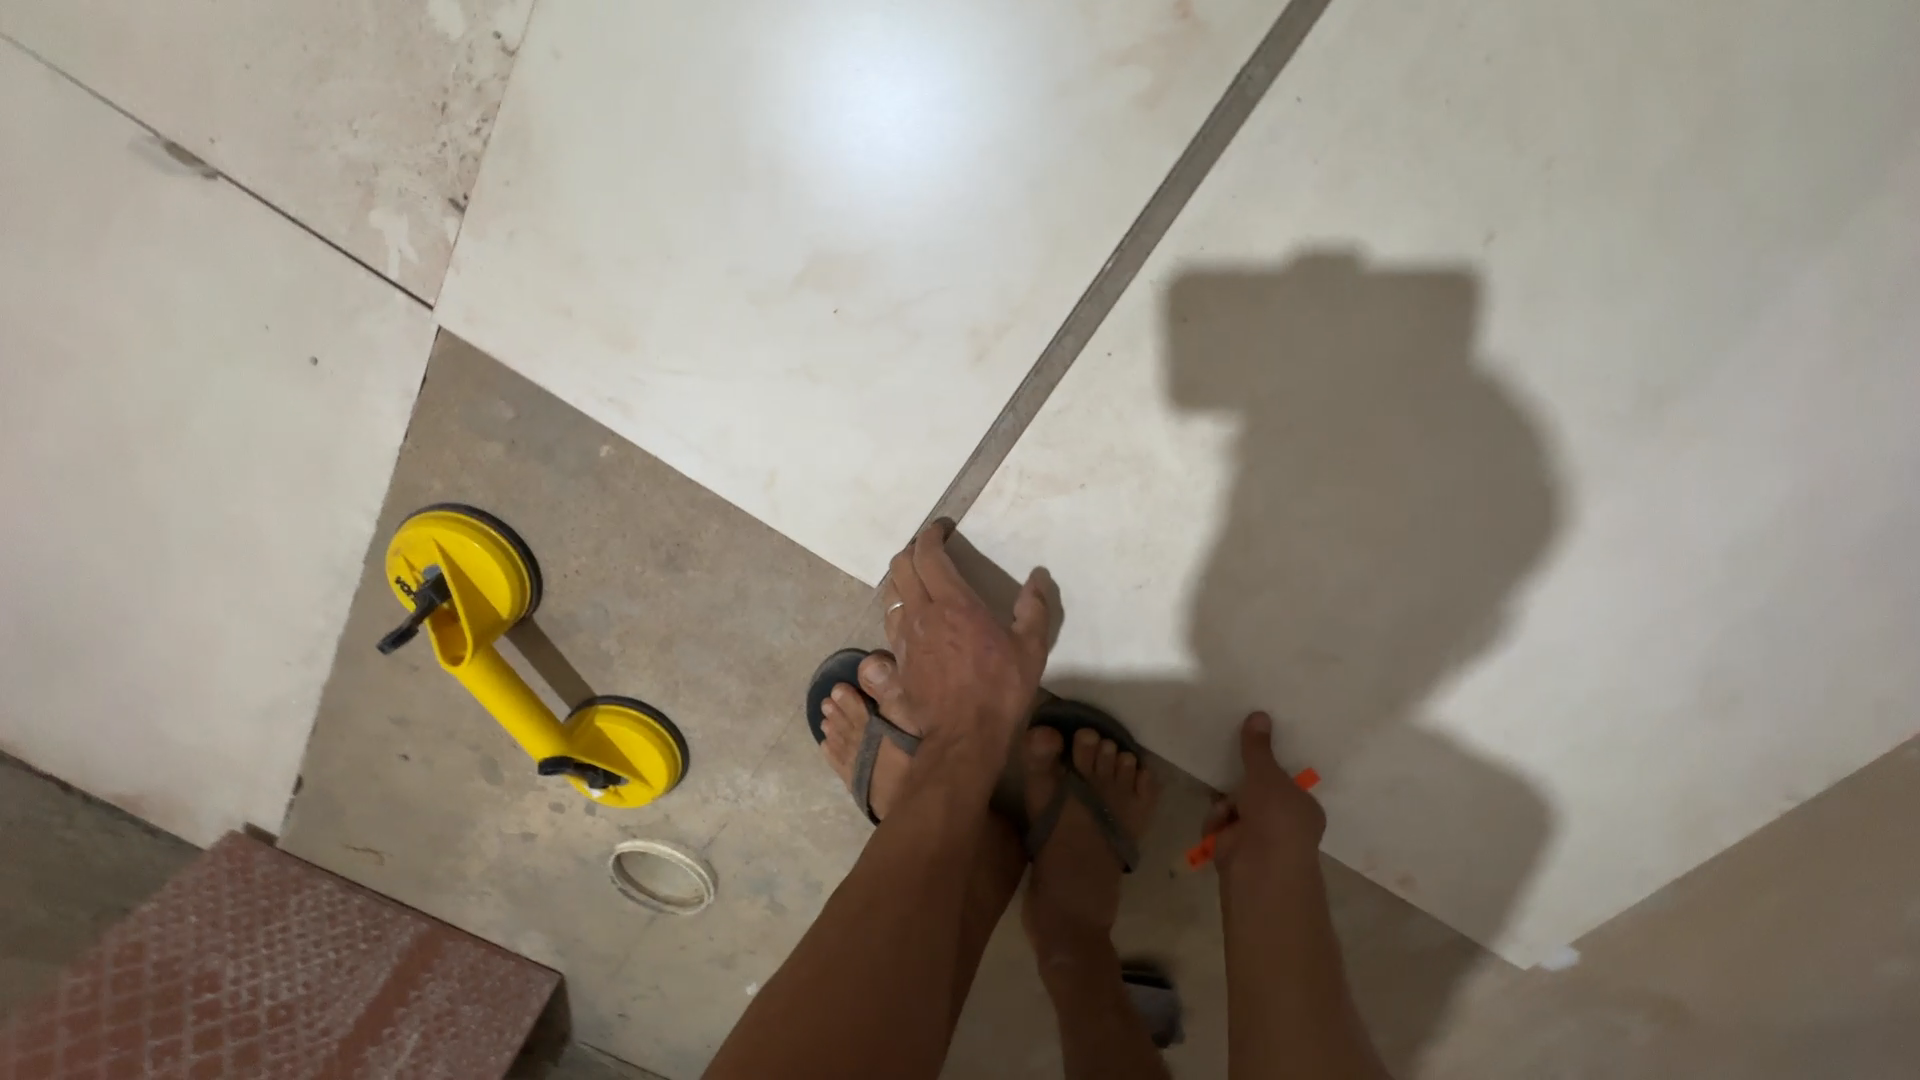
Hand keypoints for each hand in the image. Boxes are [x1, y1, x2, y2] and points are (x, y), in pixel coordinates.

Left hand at [885, 521, 1051, 746]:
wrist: (964, 736)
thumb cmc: (1000, 690)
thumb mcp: (1031, 649)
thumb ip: (1034, 609)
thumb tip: (1037, 578)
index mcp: (954, 603)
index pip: (929, 554)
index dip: (931, 534)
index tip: (942, 528)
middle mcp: (922, 613)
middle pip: (901, 566)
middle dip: (912, 549)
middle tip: (930, 548)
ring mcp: (904, 637)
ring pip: (891, 592)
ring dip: (902, 576)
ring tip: (918, 576)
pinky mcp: (897, 659)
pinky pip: (890, 620)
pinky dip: (898, 605)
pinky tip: (912, 613)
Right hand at [1201, 712, 1325, 876]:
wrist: (1260, 868)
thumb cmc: (1275, 817)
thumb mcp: (1266, 775)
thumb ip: (1258, 748)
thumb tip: (1259, 714)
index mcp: (1303, 808)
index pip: (1283, 782)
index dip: (1265, 769)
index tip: (1248, 756)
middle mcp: (1285, 825)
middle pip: (1254, 794)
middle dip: (1238, 788)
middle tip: (1226, 772)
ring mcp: (1259, 840)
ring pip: (1233, 808)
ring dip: (1223, 806)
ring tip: (1223, 810)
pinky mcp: (1235, 850)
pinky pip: (1219, 826)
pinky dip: (1215, 825)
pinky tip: (1218, 829)